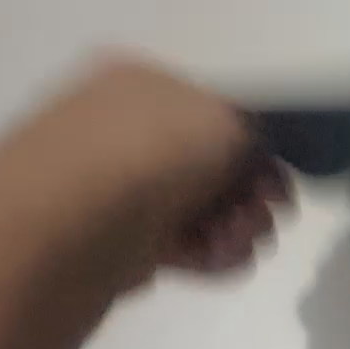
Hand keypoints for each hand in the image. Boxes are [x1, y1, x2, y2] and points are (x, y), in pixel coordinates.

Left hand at [0, 57, 290, 288]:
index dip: (266, 159)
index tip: (276, 187)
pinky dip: (219, 257)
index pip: (230, 124)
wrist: (73, 221)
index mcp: (151, 91)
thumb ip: (257, 132)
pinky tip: (206, 256)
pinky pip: (207, 250)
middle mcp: (142, 134)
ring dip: (242, 234)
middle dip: (256, 203)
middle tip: (251, 213)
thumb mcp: (222, 119)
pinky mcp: (144, 238)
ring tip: (221, 240)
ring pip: (228, 218)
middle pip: (237, 178)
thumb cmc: (149, 155)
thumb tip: (257, 165)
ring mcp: (140, 188)